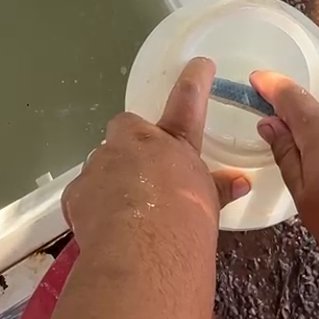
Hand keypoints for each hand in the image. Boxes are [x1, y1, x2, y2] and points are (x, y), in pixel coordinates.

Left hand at [64, 58, 250, 253]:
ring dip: (111, 177)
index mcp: (174, 141)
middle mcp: (135, 142)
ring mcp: (102, 162)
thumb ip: (218, 187)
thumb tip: (241, 183)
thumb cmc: (187, 225)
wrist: (145, 254)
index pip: (189, 99)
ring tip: (123, 212)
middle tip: (143, 173)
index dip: (195, 79)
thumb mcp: (209, 203)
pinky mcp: (77, 189)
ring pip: (103, 161)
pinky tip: (103, 229)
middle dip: (131, 143)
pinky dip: (91, 206)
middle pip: (127, 127)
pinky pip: (83, 193)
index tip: (200, 63)